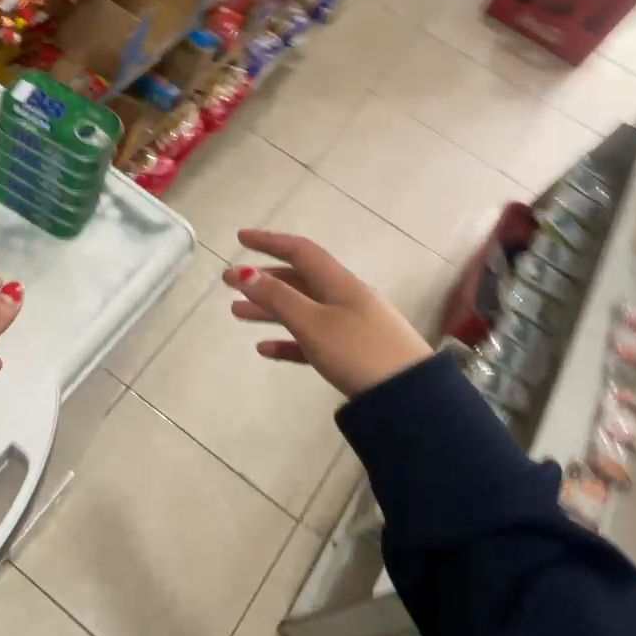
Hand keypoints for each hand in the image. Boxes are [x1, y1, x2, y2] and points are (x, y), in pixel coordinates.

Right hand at [225, 229, 432, 396]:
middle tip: (228, 282)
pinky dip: (286, 340)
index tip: (240, 239)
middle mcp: (344, 299)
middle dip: (262, 279)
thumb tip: (245, 271)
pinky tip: (264, 348)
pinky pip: (311, 340)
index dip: (269, 242)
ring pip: (301, 310)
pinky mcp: (350, 354)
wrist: (407, 396)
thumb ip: (278, 298)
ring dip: (268, 309)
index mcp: (339, 283)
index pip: (300, 251)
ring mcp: (349, 327)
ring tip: (236, 312)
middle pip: (298, 280)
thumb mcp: (313, 323)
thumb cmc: (358, 351)